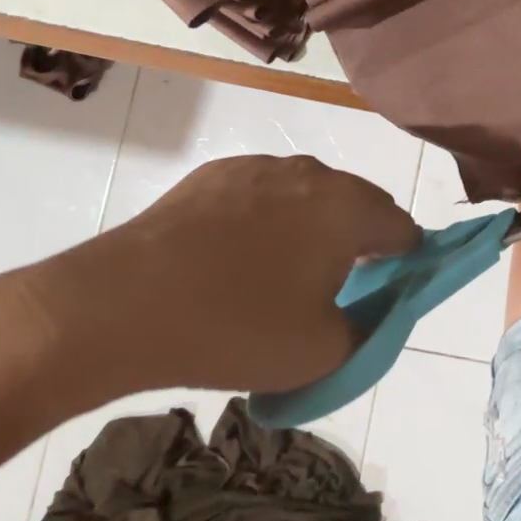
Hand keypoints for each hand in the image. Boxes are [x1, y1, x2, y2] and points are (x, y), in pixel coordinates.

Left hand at [9, 155, 418, 397]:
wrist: (116, 307)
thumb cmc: (234, 328)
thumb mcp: (319, 353)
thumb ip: (367, 330)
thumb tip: (372, 310)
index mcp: (349, 208)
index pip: (403, 229)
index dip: (404, 261)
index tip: (384, 293)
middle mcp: (313, 173)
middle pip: (358, 205)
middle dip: (358, 242)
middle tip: (333, 291)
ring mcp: (260, 167)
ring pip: (308, 196)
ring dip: (310, 229)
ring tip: (275, 277)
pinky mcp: (213, 174)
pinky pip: (261, 195)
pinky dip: (262, 221)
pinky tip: (230, 261)